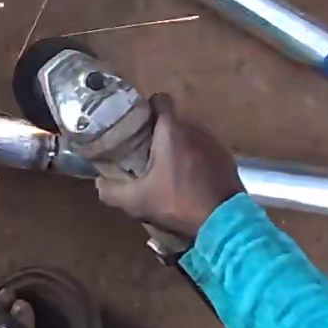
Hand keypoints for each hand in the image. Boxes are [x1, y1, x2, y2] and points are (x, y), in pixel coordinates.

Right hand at [95, 93, 245, 238]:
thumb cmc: (179, 204)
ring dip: (179, 144)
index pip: (160, 100)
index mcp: (172, 130)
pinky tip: (190, 179)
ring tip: (168, 166)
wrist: (227, 227)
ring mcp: (215, 144)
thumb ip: (112, 191)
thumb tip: (98, 183)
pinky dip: (196, 158)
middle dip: (160, 130)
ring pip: (190, 134)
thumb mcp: (137, 202)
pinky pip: (206, 149)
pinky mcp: (228, 160)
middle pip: (173, 119)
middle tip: (146, 149)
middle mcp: (195, 129)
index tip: (137, 122)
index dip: (147, 107)